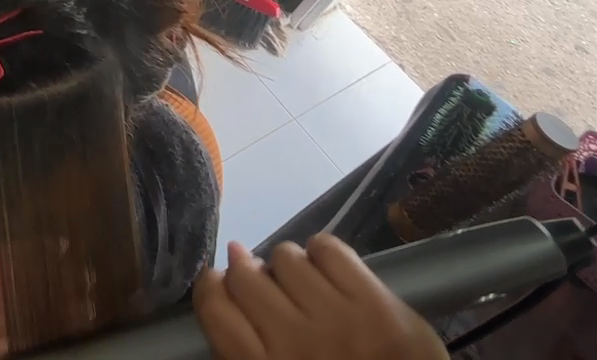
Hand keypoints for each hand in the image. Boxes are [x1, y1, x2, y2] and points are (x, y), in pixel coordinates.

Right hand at [194, 237, 445, 359]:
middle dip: (254, 279)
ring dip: (292, 271)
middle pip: (246, 277)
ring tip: (312, 295)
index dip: (213, 289)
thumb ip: (244, 338)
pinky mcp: (384, 310)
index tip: (224, 291)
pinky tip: (335, 282)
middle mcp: (299, 348)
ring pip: (286, 257)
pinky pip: (329, 248)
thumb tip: (233, 257)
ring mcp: (344, 327)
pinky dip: (325, 256)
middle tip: (278, 301)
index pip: (214, 306)